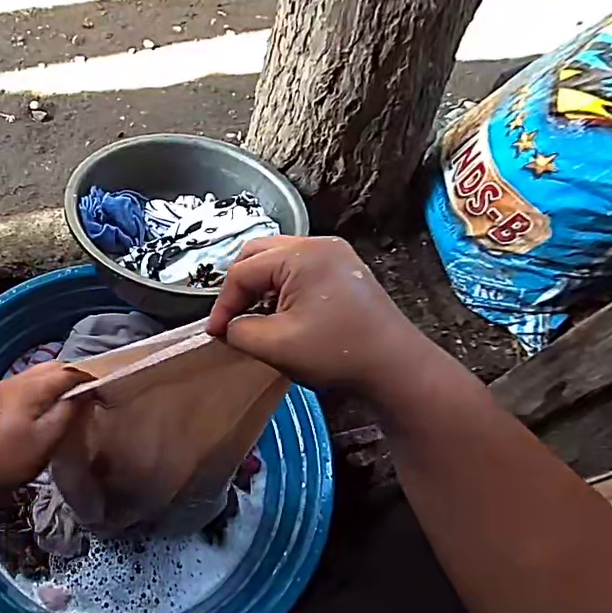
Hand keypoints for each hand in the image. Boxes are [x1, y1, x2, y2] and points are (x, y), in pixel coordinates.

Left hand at [0, 362, 89, 491]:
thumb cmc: (14, 457)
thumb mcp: (49, 436)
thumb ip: (70, 409)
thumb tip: (87, 391)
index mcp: (31, 386)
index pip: (68, 371)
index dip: (89, 377)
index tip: (105, 389)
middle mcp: (18, 379)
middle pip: (54, 367)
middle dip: (75, 376)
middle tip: (93, 393)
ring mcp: (7, 387)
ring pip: (42, 373)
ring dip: (61, 381)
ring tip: (76, 399)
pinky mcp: (2, 398)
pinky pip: (31, 383)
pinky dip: (47, 388)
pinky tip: (54, 404)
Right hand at [205, 236, 438, 397]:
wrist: (395, 367)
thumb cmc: (338, 353)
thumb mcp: (276, 345)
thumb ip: (240, 331)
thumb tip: (229, 328)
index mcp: (301, 254)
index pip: (243, 271)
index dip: (223, 303)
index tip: (216, 333)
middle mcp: (319, 244)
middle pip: (258, 255)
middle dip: (240, 288)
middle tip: (231, 320)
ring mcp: (335, 256)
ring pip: (278, 262)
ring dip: (260, 288)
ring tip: (255, 320)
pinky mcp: (344, 271)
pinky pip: (300, 270)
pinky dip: (282, 289)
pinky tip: (282, 317)